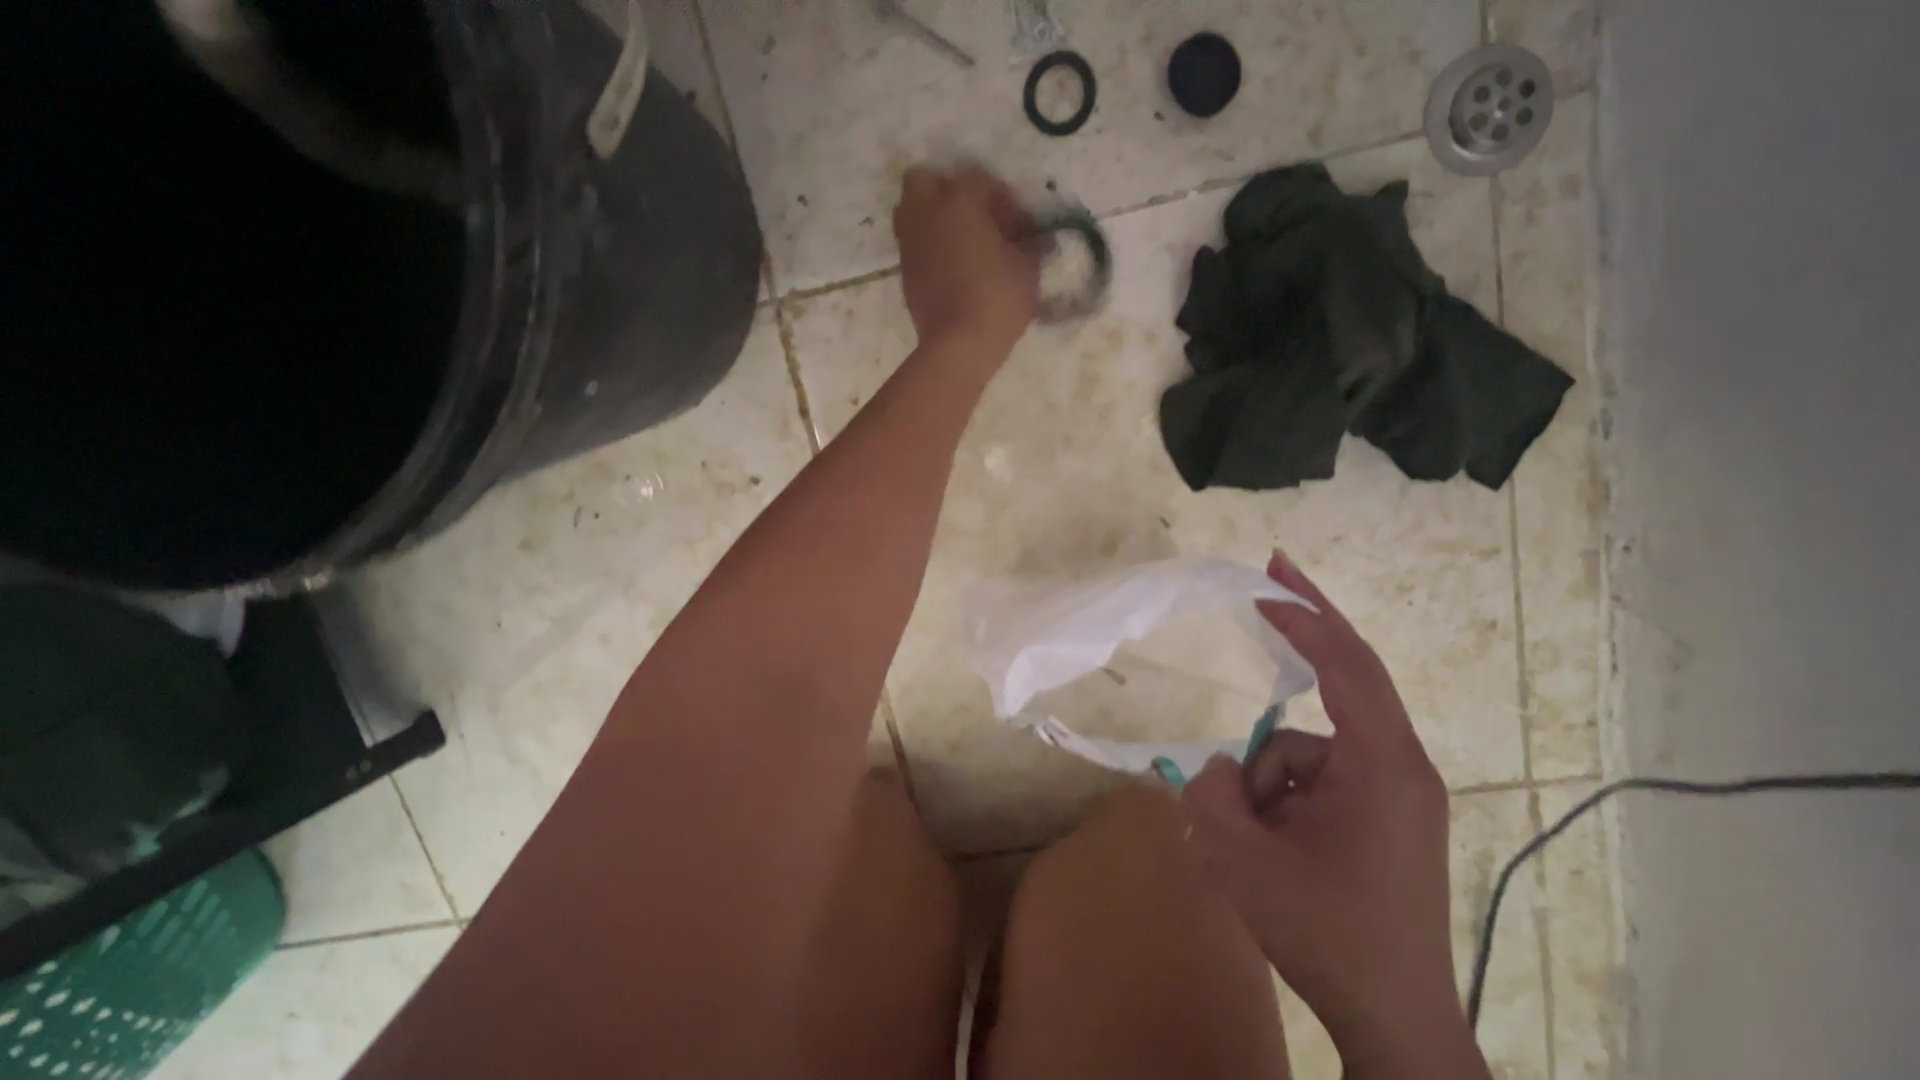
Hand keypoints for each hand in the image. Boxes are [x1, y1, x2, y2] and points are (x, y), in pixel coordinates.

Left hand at [893, 164, 1041, 353]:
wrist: (958, 344)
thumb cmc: (997, 298)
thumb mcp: (1028, 268)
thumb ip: (1032, 244)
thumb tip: (1038, 238)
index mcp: (958, 201)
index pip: (979, 179)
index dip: (1002, 199)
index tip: (1018, 226)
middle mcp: (926, 212)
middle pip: (927, 180)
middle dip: (949, 191)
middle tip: (976, 218)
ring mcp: (910, 241)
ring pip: (912, 208)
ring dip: (933, 216)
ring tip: (960, 241)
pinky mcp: (904, 269)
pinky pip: (913, 242)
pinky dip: (928, 244)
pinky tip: (951, 266)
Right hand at [1182, 552, 1485, 1077]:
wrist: (1396, 1019)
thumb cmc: (1328, 934)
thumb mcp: (1246, 861)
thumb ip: (1214, 794)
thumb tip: (1215, 766)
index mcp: (1384, 766)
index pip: (1348, 666)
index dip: (1306, 617)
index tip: (1266, 580)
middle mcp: (1399, 768)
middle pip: (1345, 684)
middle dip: (1305, 635)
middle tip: (1267, 581)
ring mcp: (1394, 797)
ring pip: (1310, 753)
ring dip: (1266, 780)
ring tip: (1243, 844)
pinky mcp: (1383, 822)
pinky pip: (1319, 785)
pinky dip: (1281, 801)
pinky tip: (1262, 851)